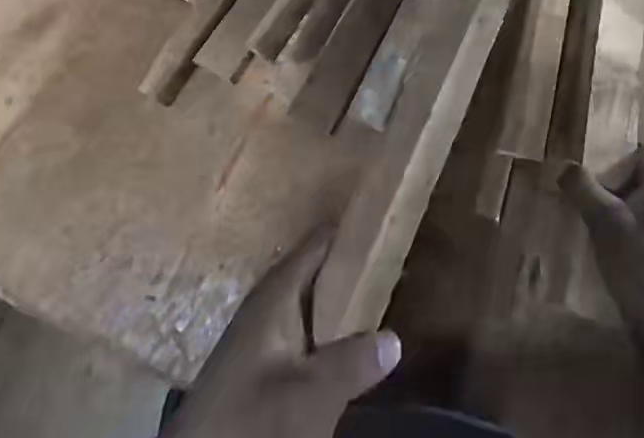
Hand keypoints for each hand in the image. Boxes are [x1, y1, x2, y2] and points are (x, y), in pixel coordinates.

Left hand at [167, 229, 401, 437]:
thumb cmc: (248, 421)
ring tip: (384, 294)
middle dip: (354, 265)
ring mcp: (263, 331)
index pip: (323, 239)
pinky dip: (331, 326)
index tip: (389, 225)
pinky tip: (351, 339)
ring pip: (315, 300)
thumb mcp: (309, 395)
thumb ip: (352, 362)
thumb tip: (394, 338)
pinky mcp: (262, 360)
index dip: (355, 230)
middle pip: (321, 268)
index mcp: (277, 292)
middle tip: (395, 261)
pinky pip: (307, 326)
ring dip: (344, 299)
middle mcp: (270, 302)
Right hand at [560, 147, 643, 437]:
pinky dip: (612, 233)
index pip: (635, 154)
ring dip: (603, 211)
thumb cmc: (640, 266)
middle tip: (571, 193)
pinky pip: (630, 231)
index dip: (609, 156)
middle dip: (600, 186)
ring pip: (627, 208)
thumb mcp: (605, 222)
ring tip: (578, 219)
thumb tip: (564, 164)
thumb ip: (583, 188)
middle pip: (628, 181)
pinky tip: (594, 248)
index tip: (580, 166)